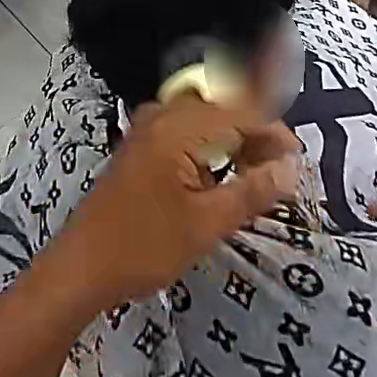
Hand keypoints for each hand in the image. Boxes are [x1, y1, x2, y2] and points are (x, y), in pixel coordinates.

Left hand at [43, 98, 301, 310]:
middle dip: (258, 133)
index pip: (242, 111)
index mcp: (181, 127)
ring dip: (236, 138)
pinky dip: (213, 144)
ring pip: (208, 118)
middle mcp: (165, 115)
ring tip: (258, 172)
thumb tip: (292, 168)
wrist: (79, 268)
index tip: (297, 160)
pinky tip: (224, 171)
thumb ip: (253, 191)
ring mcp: (151, 126)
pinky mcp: (144, 142)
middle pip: (225, 108)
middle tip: (280, 170)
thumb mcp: (206, 225)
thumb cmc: (143, 247)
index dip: (275, 132)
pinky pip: (189, 128)